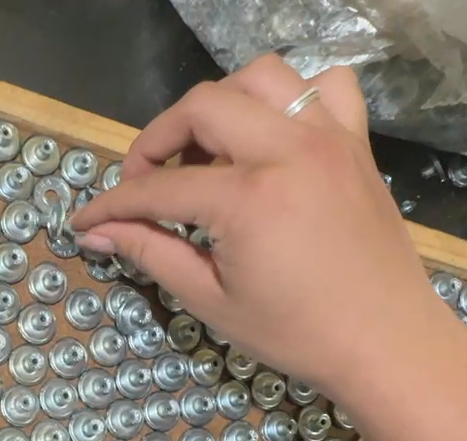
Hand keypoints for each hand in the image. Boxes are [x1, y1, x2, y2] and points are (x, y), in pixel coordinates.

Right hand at [70, 55, 444, 394]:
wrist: (382, 337)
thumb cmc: (290, 330)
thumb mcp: (207, 298)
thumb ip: (151, 253)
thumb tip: (98, 233)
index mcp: (249, 197)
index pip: (158, 188)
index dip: (111, 204)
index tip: (84, 220)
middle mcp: (290, 149)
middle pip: (203, 105)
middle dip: (156, 140)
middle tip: (141, 185)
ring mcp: (329, 138)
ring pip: (260, 78)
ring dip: (216, 107)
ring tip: (199, 155)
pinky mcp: (354, 142)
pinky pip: (322, 87)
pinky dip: (285, 101)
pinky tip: (265, 141)